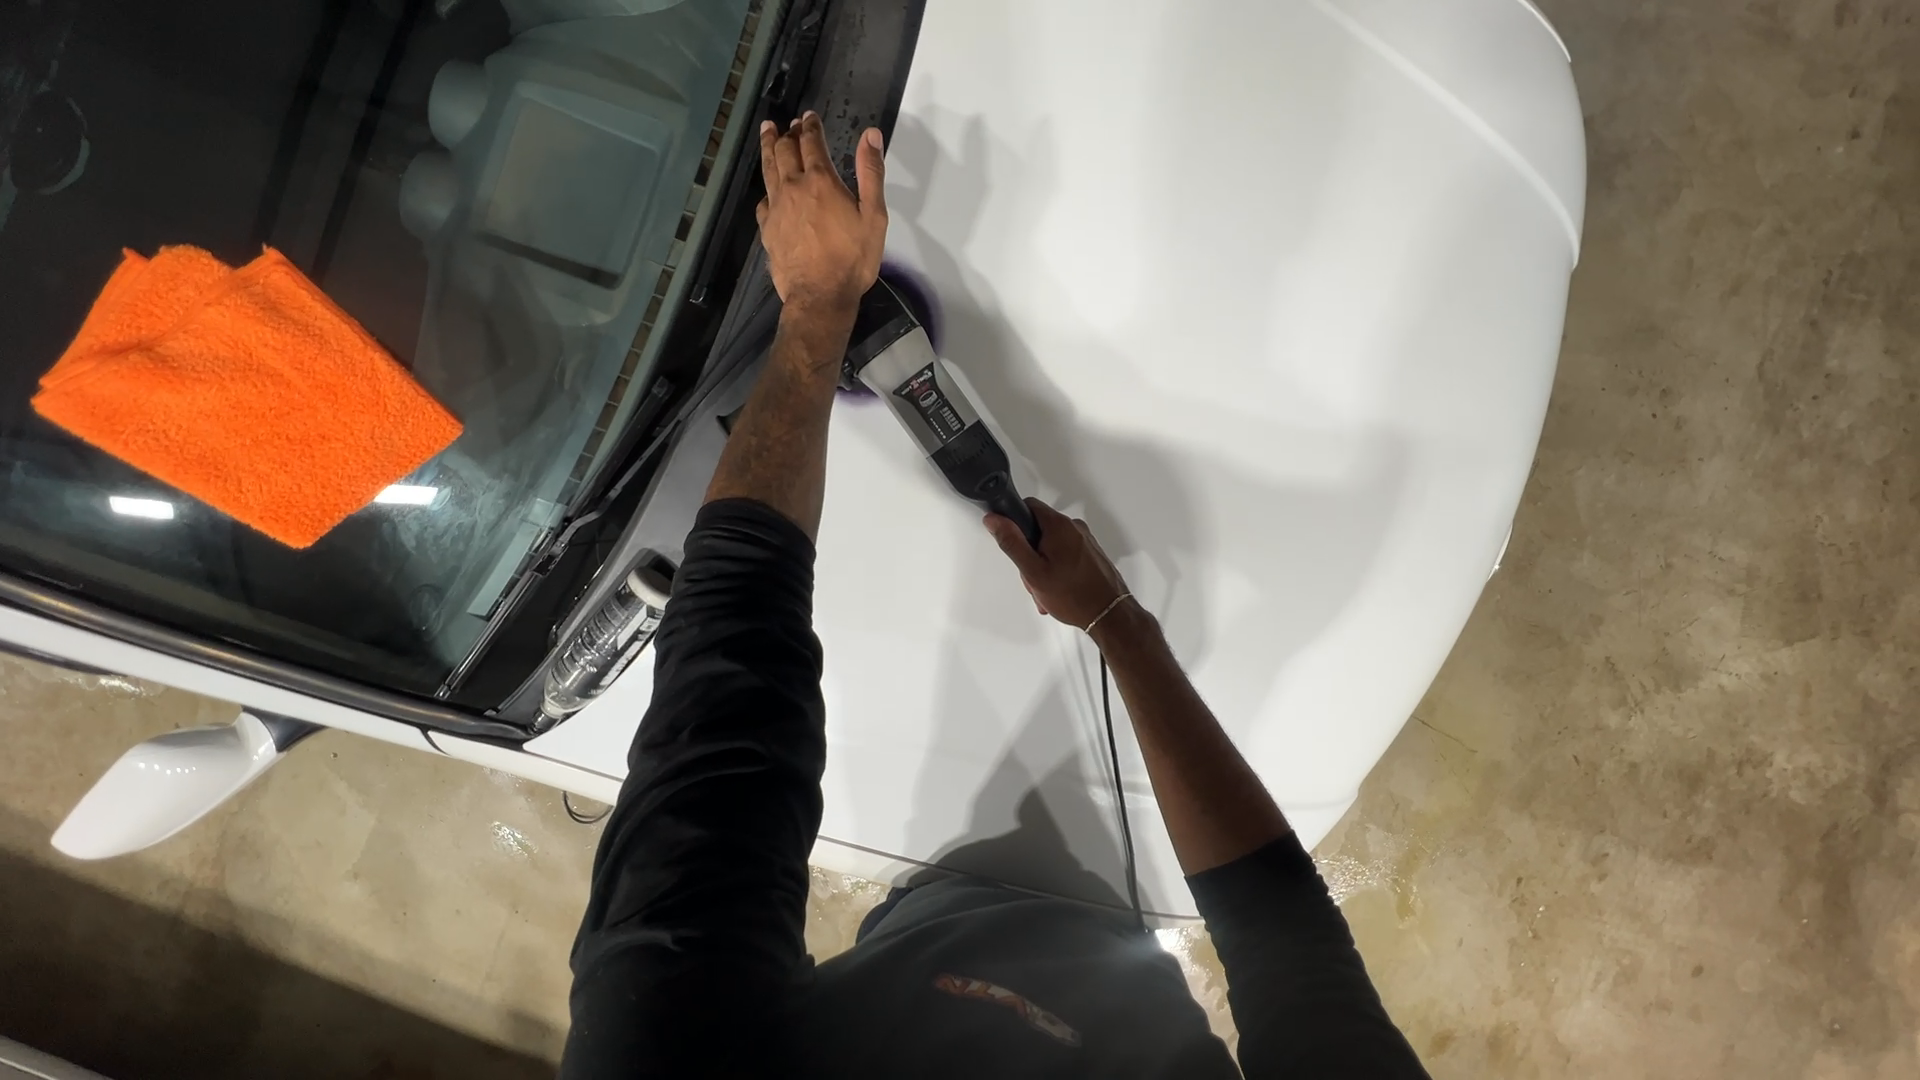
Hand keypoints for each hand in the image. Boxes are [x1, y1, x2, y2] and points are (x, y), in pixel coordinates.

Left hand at [756, 112, 887, 316]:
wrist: (820, 296)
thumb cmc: (852, 259)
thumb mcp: (874, 217)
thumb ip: (871, 174)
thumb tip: (870, 135)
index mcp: (821, 181)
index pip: (811, 143)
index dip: (810, 127)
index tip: (809, 117)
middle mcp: (793, 188)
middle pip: (785, 151)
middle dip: (787, 134)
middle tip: (789, 124)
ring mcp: (776, 208)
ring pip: (768, 169)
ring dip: (768, 148)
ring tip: (767, 133)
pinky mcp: (768, 229)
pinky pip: (763, 201)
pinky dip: (767, 189)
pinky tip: (768, 190)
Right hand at [984, 498, 1131, 629]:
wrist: (1109, 614)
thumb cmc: (1073, 595)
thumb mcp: (1033, 571)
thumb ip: (1011, 542)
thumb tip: (994, 520)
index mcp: (1059, 525)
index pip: (1028, 506)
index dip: (1014, 522)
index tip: (1012, 542)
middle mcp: (1074, 527)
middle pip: (1039, 529)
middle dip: (1030, 553)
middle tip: (1032, 578)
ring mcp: (1085, 540)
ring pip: (1052, 545)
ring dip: (1043, 565)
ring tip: (1045, 591)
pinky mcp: (1091, 553)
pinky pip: (1066, 554)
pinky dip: (1057, 570)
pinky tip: (1057, 590)